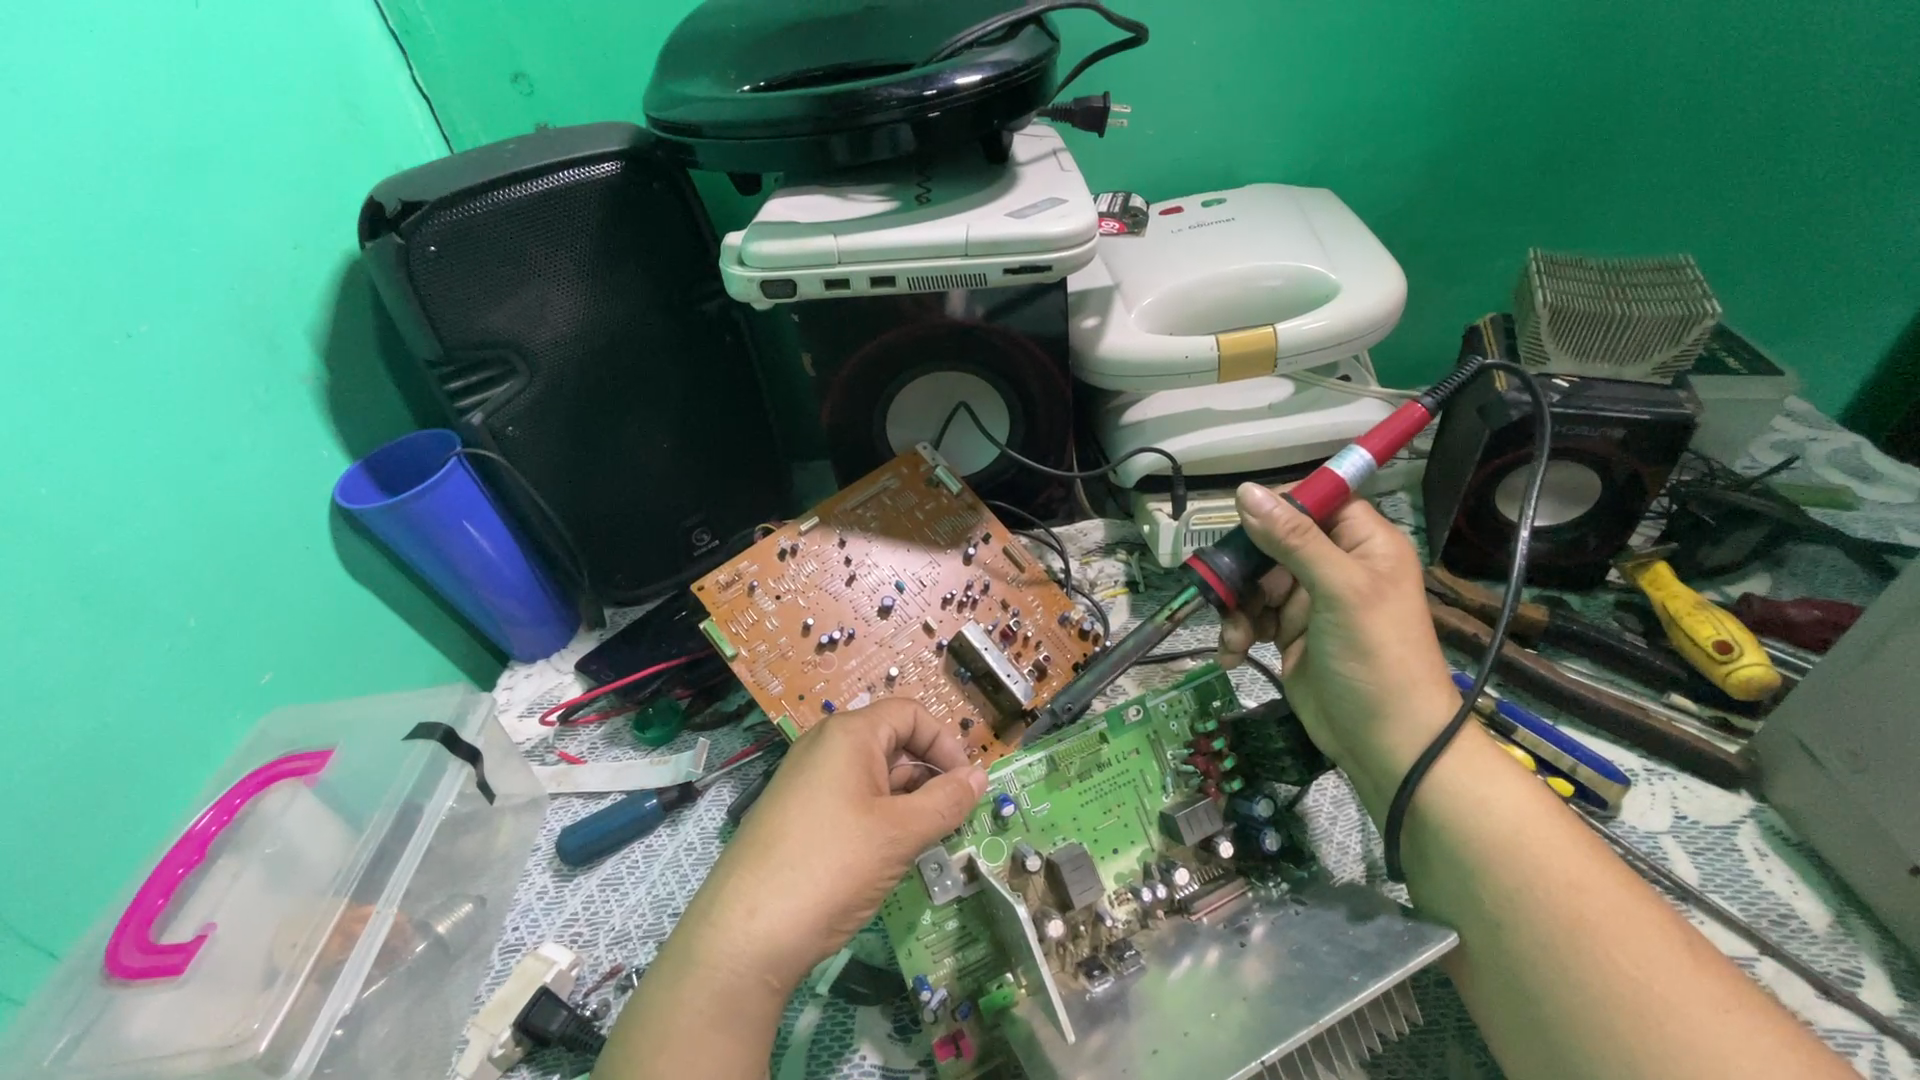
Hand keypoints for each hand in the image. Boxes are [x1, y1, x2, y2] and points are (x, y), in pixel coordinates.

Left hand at [671, 700, 987, 991]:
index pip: (909, 714)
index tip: (967, 785)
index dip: (945, 743)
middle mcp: (823, 748)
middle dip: (927, 776)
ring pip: (871, 778)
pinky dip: (877, 821)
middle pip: (891, 743)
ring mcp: (806, 784)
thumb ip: (946, 801)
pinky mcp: (796, 818)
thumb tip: (980, 777)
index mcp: (848, 735)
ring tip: (924, 843)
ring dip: (905, 803)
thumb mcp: (900, 833)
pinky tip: (886, 859)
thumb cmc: (831, 866)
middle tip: (950, 820)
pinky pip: (849, 803)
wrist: (745, 934)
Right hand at [1217, 483, 1460, 819]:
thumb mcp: (1339, 591)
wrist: (1386, 742)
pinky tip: (1232, 653)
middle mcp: (1336, 566)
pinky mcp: (1289, 634)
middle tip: (1227, 591)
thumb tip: (1245, 490)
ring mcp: (1310, 602)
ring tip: (1235, 635)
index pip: (1316, 503)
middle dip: (1245, 569)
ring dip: (1236, 607)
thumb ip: (1293, 540)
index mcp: (1363, 544)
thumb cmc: (1375, 656)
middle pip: (1273, 543)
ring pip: (1255, 582)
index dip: (1278, 509)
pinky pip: (1251, 617)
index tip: (1242, 526)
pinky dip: (1237, 632)